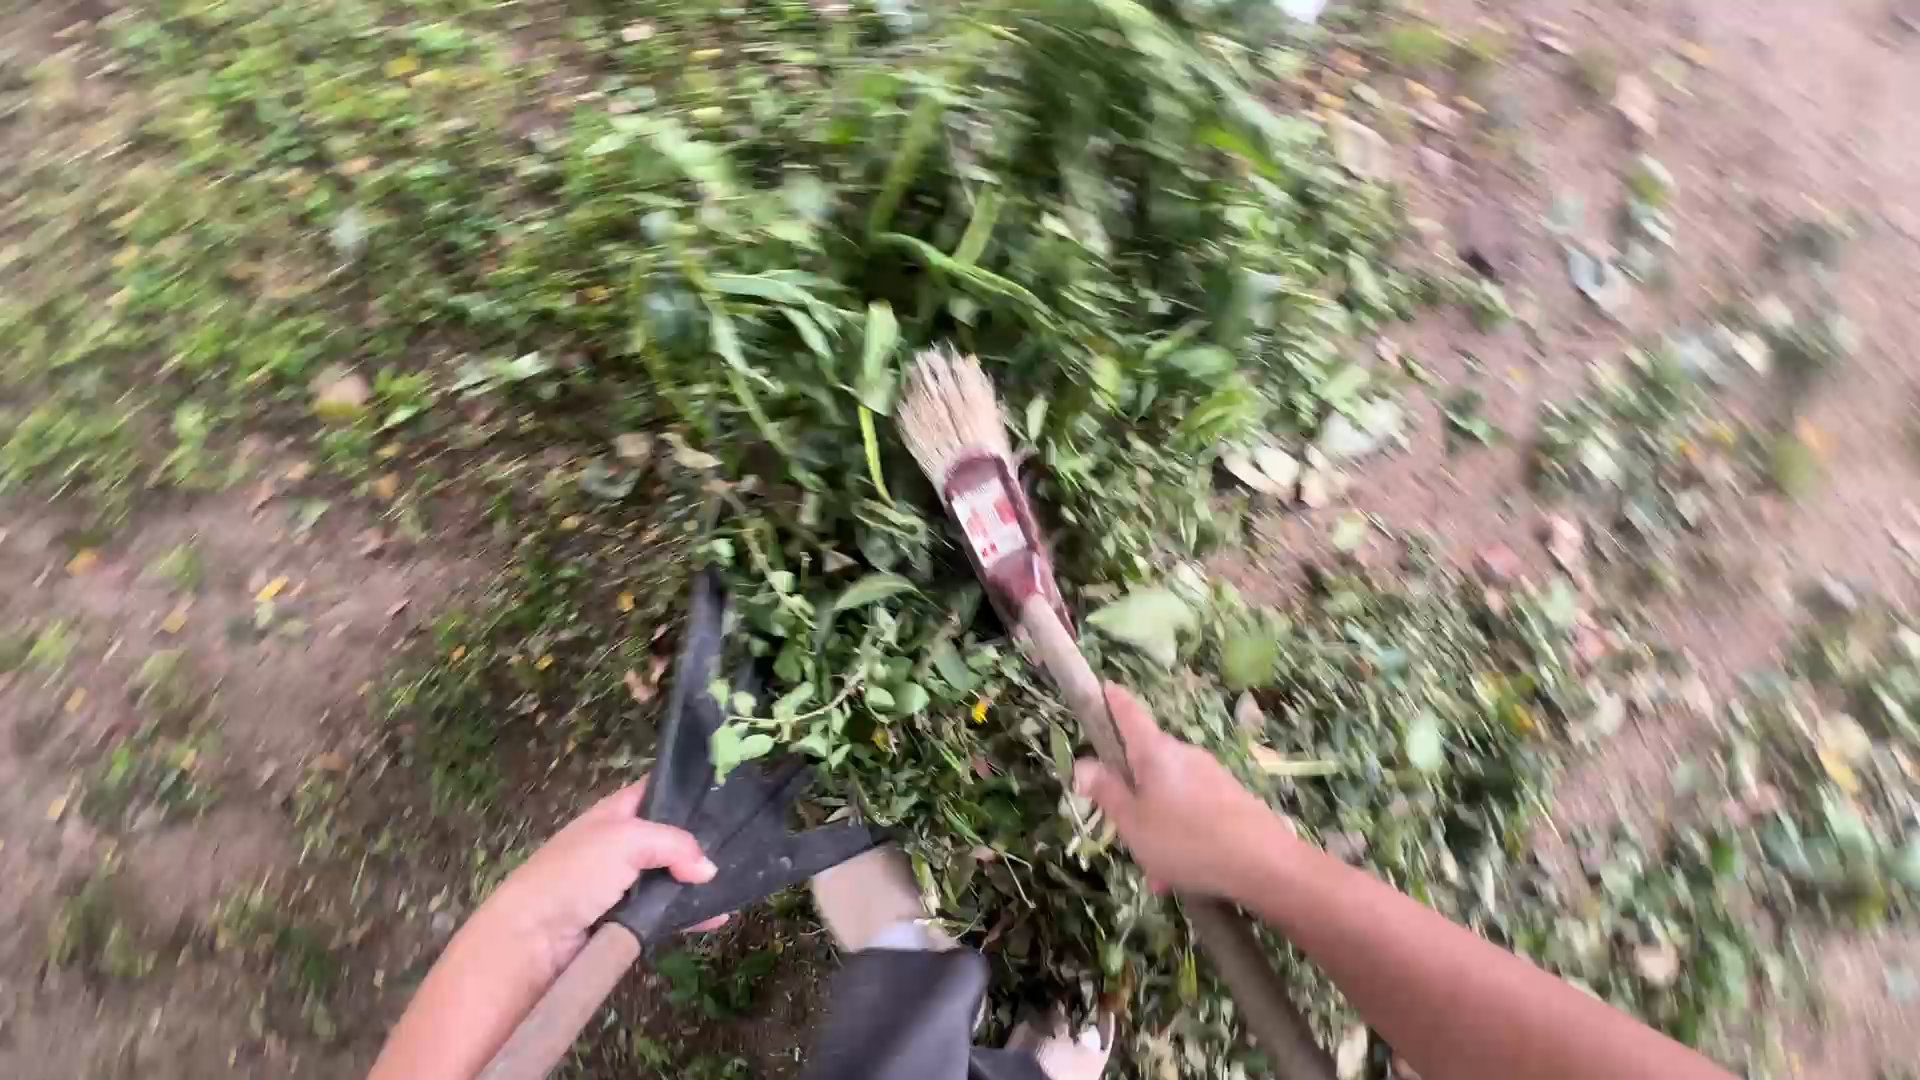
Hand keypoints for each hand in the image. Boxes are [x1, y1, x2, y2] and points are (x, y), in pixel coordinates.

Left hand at [477, 779, 720, 982]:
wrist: (529, 942)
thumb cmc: (574, 874)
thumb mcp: (626, 840)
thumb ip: (676, 845)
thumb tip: (710, 869)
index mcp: (617, 812)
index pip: (660, 790)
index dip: (690, 789)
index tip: (731, 792)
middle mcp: (624, 844)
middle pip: (673, 835)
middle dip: (705, 838)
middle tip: (745, 839)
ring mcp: (626, 883)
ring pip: (674, 875)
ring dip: (700, 879)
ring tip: (739, 877)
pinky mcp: (628, 920)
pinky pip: (668, 911)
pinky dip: (691, 913)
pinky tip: (718, 914)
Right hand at [1073, 684, 1296, 897]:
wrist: (1266, 863)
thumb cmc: (1187, 839)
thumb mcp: (1133, 822)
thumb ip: (1106, 792)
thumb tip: (1083, 764)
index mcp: (1154, 752)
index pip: (1129, 713)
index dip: (1113, 700)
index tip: (1105, 687)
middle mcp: (1183, 753)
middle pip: (1146, 761)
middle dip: (1132, 791)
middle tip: (1123, 828)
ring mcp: (1210, 773)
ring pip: (1169, 791)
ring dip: (1157, 822)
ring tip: (1157, 869)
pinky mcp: (1230, 796)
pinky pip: (1192, 808)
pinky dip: (1182, 832)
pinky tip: (1183, 872)